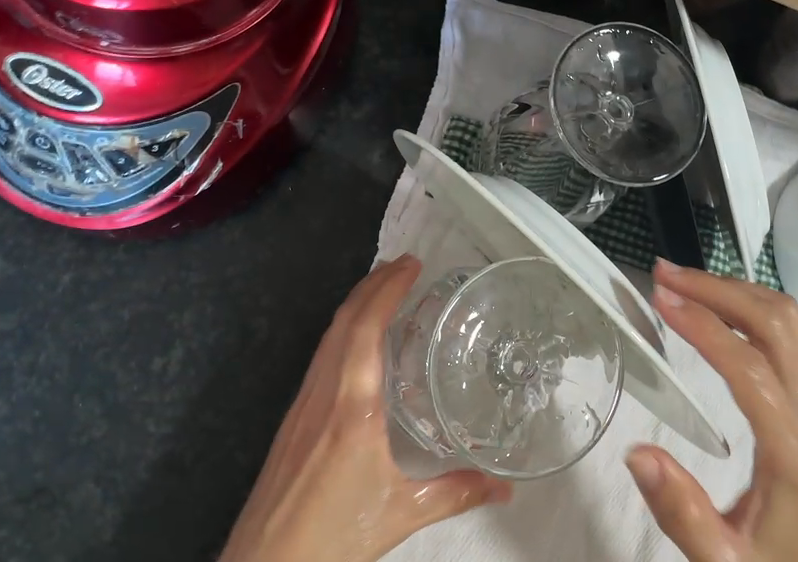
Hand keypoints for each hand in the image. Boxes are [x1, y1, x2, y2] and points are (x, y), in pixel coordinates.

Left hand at [219, 254, 511, 561]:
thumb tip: (505, 487)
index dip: (388, 289)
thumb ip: (456, 493)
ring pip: (327, 337)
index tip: (412, 263)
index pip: (366, 328)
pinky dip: (342, 331)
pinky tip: (356, 343)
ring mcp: (302, 406)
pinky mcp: (292, 422)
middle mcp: (323, 394)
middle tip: (404, 264)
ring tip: (383, 288)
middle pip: (343, 321)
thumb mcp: (401, 514)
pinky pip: (319, 358)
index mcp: (352, 406)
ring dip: (355, 305)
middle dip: (373, 285)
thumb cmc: (332, 537)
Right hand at [626, 260, 797, 561]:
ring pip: (784, 318)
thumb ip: (682, 513)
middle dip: (719, 289)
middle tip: (664, 275)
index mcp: (792, 452)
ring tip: (680, 281)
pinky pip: (783, 330)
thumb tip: (636, 453)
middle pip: (777, 324)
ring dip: (733, 289)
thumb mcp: (721, 560)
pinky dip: (745, 302)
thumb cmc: (765, 560)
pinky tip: (710, 303)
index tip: (662, 300)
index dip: (706, 327)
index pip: (752, 369)